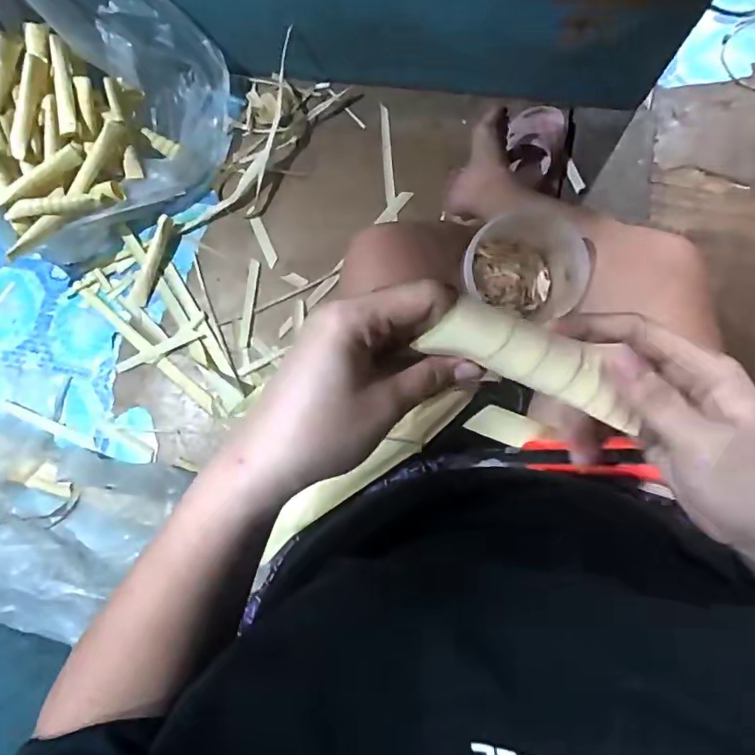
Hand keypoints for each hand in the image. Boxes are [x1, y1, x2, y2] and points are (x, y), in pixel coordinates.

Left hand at [215, 280, 480, 499]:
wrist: (263, 460)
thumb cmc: (323, 433)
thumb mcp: (384, 405)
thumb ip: (431, 377)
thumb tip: (479, 365)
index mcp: (353, 314)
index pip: (423, 294)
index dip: (461, 314)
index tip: (491, 341)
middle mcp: (343, 310)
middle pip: (409, 305)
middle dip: (448, 329)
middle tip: (483, 359)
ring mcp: (335, 329)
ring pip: (395, 324)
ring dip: (427, 344)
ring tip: (463, 370)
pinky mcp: (331, 348)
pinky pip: (377, 340)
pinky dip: (403, 354)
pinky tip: (425, 375)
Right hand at [562, 313, 754, 595]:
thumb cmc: (752, 488)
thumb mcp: (702, 443)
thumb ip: (656, 399)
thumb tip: (615, 354)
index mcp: (703, 371)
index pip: (641, 333)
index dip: (595, 326)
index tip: (550, 333)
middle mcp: (680, 382)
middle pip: (615, 365)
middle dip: (581, 387)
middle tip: (556, 413)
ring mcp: (666, 409)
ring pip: (608, 397)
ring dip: (585, 420)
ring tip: (580, 452)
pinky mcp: (655, 436)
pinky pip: (613, 424)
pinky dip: (595, 438)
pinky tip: (587, 457)